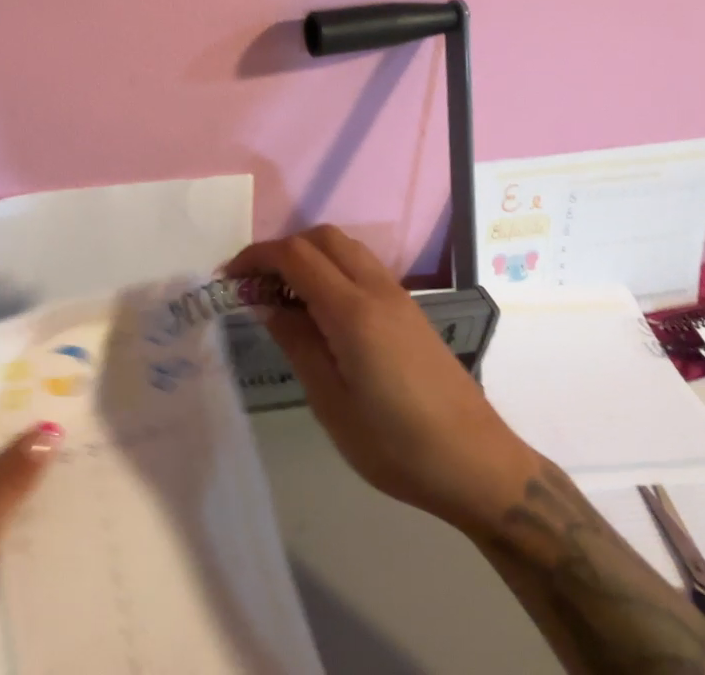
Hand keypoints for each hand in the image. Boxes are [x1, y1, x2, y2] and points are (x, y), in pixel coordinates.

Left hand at [0, 425, 62, 674]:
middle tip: (73, 439)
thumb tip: (48, 430)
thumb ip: (9, 480)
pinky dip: (26, 533)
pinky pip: (0, 543)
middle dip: (22, 463)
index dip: (2, 429)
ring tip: (79, 472)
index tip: (48, 413)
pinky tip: (64, 523)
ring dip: (28, 500)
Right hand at [229, 225, 544, 535]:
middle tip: (254, 286)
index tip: (227, 280)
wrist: (477, 465)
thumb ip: (297, 343)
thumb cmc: (395, 445)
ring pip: (347, 250)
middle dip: (281, 250)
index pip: (295, 255)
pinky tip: (318, 314)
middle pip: (323, 238)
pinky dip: (332, 273)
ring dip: (309, 258)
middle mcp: (379, 291)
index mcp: (353, 312)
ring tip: (281, 299)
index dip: (255, 258)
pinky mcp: (411, 314)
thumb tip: (264, 303)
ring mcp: (400, 300)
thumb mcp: (330, 402)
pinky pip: (364, 271)